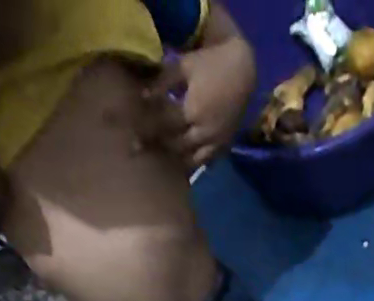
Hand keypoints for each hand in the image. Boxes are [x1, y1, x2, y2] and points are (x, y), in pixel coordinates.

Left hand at [146, 37, 256, 169]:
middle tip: (140, 148)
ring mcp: (217, 141)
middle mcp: (205, 132)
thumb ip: (163, 83)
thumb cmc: (210, 64)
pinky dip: (195, 162)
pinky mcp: (226, 144)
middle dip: (158, 146)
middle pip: (176, 146)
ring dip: (176, 160)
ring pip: (193, 159)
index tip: (131, 130)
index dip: (146, 127)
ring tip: (162, 159)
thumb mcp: (182, 67)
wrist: (242, 71)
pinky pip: (209, 161)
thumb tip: (143, 97)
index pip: (163, 124)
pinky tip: (184, 163)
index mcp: (193, 111)